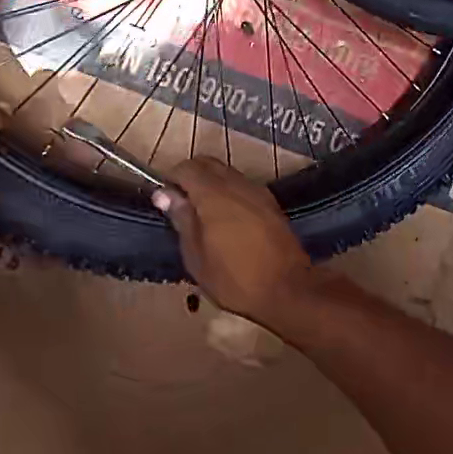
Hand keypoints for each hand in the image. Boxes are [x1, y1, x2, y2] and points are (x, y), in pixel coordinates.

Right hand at [152, 157, 321, 327]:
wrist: (289, 290)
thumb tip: (164, 194)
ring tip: (205, 213)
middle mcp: (235, 183)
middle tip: (183, 205)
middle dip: (190, 176)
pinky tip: (228, 218)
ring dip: (210, 182)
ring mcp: (256, 190)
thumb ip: (181, 219)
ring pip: (226, 171)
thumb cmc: (235, 279)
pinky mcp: (270, 201)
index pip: (186, 168)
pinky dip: (229, 191)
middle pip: (206, 163)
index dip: (171, 180)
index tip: (166, 201)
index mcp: (212, 193)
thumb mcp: (197, 257)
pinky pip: (242, 184)